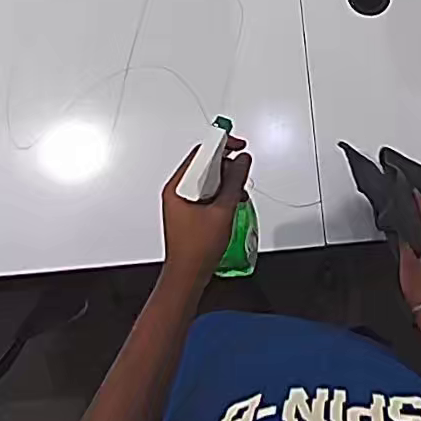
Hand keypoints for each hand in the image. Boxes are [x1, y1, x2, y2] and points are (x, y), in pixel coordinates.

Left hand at [162, 137, 251, 278]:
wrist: (188, 276)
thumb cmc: (198, 248)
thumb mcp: (223, 210)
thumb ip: (234, 182)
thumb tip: (242, 161)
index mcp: (178, 187)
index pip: (200, 154)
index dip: (221, 145)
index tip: (238, 145)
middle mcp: (177, 191)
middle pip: (204, 164)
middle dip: (226, 165)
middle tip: (242, 170)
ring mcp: (183, 201)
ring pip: (208, 179)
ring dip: (226, 181)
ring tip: (238, 192)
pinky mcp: (190, 210)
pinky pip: (207, 192)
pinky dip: (222, 193)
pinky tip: (233, 203)